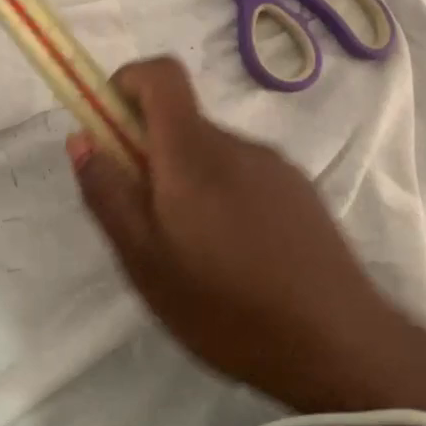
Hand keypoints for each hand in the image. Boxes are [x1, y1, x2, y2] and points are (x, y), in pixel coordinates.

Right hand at [68, 57, 398, 410]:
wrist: (344, 351)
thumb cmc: (226, 304)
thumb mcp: (143, 258)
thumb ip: (107, 192)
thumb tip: (81, 138)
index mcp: (192, 150)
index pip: (161, 73)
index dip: (127, 82)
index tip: (109, 124)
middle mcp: (236, 145)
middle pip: (180, 123)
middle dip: (151, 155)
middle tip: (147, 222)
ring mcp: (276, 169)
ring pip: (211, 156)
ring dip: (189, 184)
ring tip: (196, 254)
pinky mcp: (303, 196)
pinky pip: (245, 179)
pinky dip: (225, 201)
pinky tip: (238, 262)